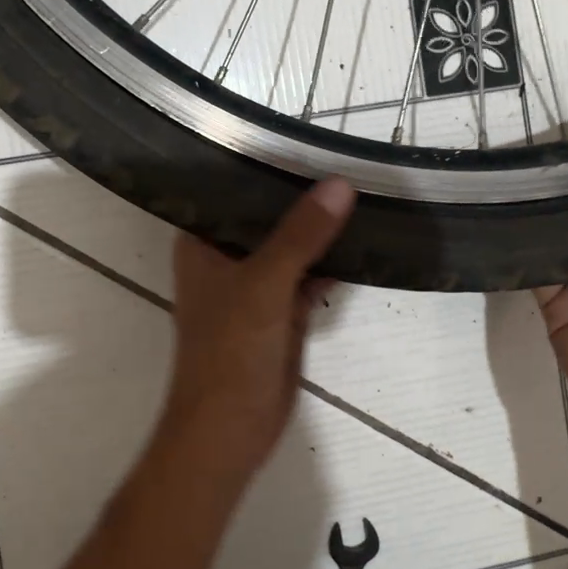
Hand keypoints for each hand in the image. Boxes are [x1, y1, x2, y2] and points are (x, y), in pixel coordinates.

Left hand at [161, 179, 355, 478]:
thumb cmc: (229, 352)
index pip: (231, 189)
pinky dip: (331, 264)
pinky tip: (365, 241)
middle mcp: (224, 257)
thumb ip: (301, 234)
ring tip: (363, 189)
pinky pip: (308, 277)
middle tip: (347, 159)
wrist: (229, 432)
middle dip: (302, 195)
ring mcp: (254, 286)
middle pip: (266, 215)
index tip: (304, 136)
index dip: (264, 164)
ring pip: (291, 246)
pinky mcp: (280, 312)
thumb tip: (340, 183)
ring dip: (320, 228)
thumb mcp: (264, 284)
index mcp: (202, 243)